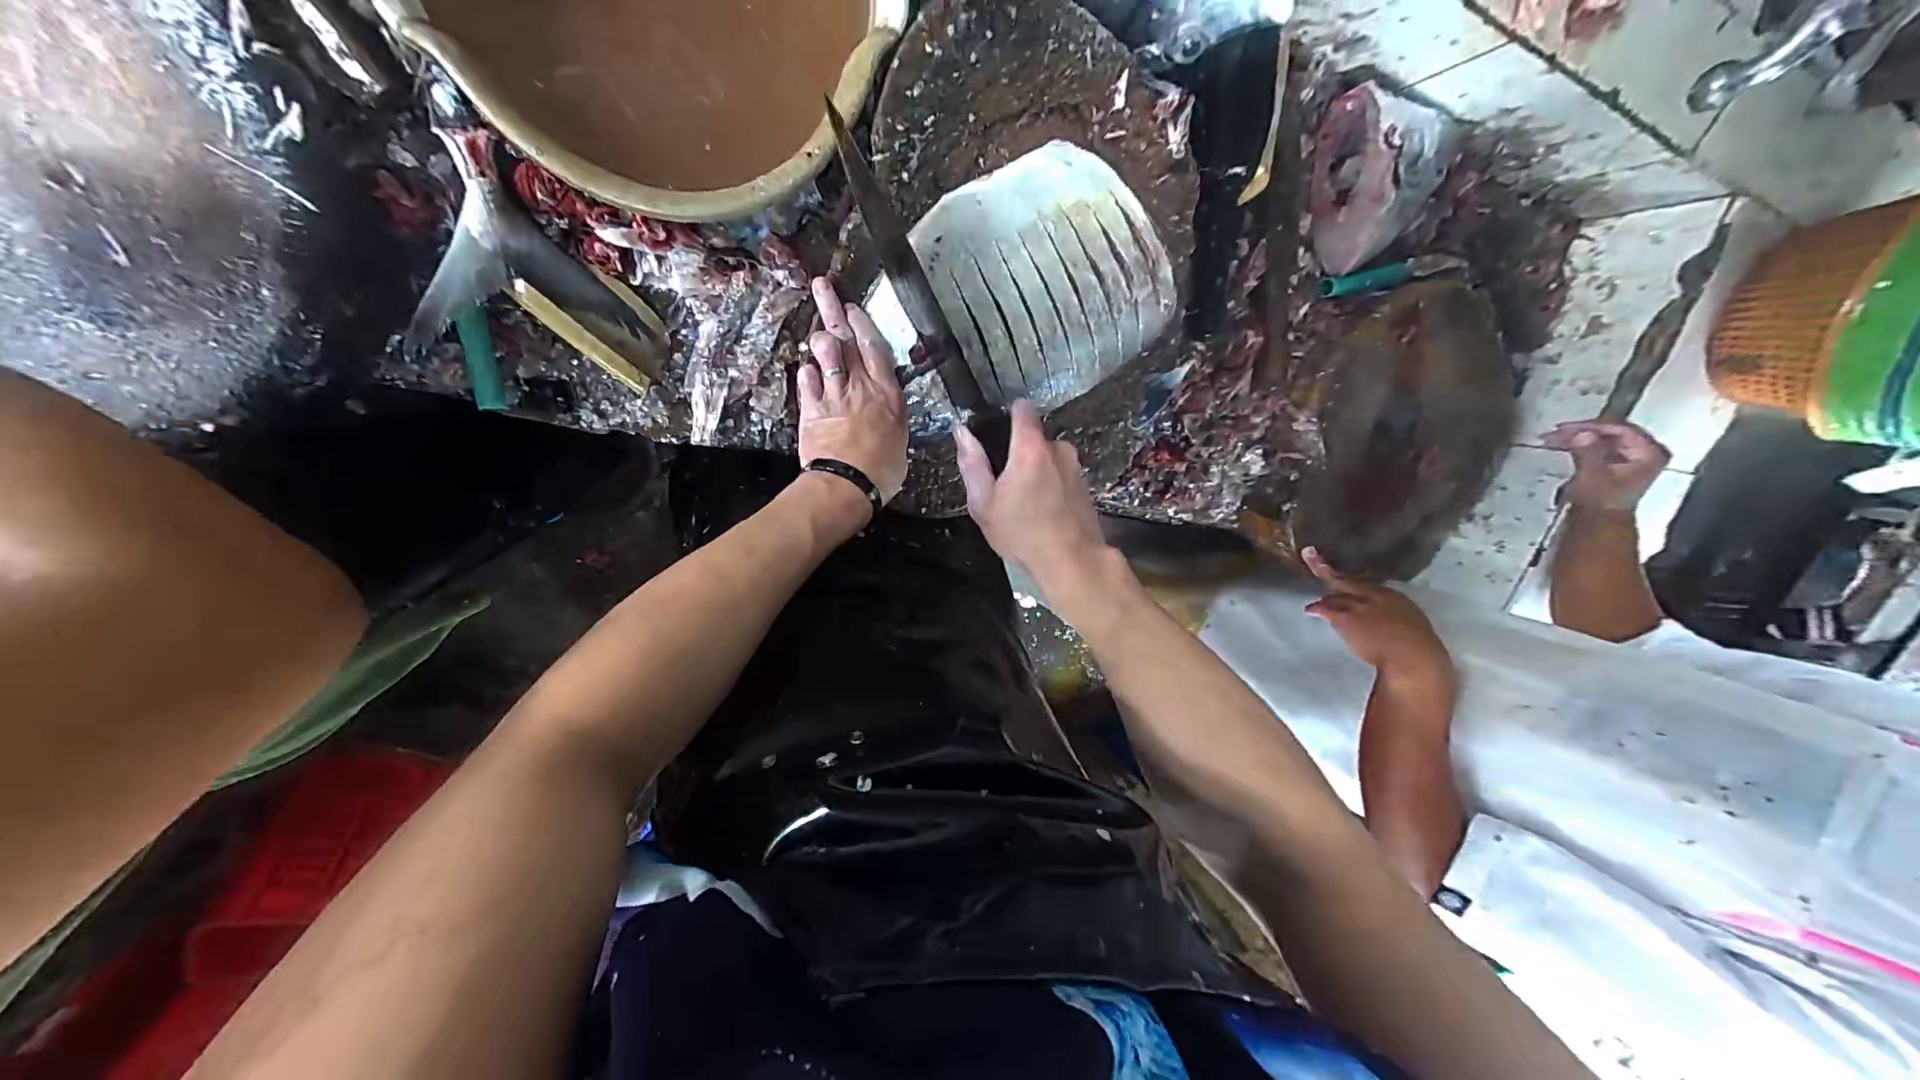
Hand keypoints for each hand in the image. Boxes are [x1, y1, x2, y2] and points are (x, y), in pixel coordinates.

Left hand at [799, 276, 908, 500]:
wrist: (848, 485)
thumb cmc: (882, 471)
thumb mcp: (899, 441)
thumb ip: (891, 418)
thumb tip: (887, 415)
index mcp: (887, 394)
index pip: (874, 348)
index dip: (862, 324)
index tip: (853, 307)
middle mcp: (860, 388)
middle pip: (846, 340)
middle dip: (833, 309)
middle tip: (821, 285)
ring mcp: (834, 396)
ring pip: (824, 355)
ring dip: (820, 338)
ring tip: (818, 329)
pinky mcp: (811, 410)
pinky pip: (806, 381)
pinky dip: (807, 372)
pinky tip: (808, 368)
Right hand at [954, 399, 1107, 593]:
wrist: (1072, 561)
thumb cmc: (1022, 534)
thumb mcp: (984, 504)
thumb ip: (972, 464)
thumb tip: (963, 433)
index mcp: (1031, 449)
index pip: (1023, 409)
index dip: (1009, 416)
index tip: (997, 435)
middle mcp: (1058, 449)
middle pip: (1033, 439)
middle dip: (1020, 456)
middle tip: (1005, 487)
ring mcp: (1076, 467)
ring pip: (1048, 459)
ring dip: (1036, 473)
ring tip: (1025, 505)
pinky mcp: (1086, 484)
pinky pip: (1061, 475)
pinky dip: (1051, 487)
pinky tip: (1043, 513)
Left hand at [1304, 548, 1453, 686]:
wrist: (1411, 656)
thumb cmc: (1419, 646)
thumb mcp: (1411, 623)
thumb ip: (1395, 616)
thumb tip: (1388, 621)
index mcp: (1393, 597)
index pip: (1367, 584)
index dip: (1353, 581)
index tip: (1343, 577)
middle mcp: (1372, 596)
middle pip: (1346, 582)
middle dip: (1327, 571)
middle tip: (1310, 555)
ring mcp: (1357, 605)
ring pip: (1334, 597)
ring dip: (1325, 600)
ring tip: (1315, 604)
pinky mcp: (1345, 618)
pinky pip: (1326, 610)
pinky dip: (1317, 609)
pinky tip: (1310, 611)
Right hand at [1541, 420, 1669, 512]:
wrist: (1600, 522)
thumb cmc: (1601, 501)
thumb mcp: (1592, 475)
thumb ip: (1587, 451)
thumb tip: (1580, 434)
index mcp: (1650, 453)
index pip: (1621, 429)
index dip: (1593, 426)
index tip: (1568, 427)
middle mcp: (1647, 453)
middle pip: (1613, 432)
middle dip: (1584, 430)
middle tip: (1559, 431)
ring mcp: (1633, 458)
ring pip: (1605, 438)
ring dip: (1580, 437)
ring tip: (1555, 437)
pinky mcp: (1618, 464)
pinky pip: (1601, 446)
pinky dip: (1582, 445)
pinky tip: (1565, 445)